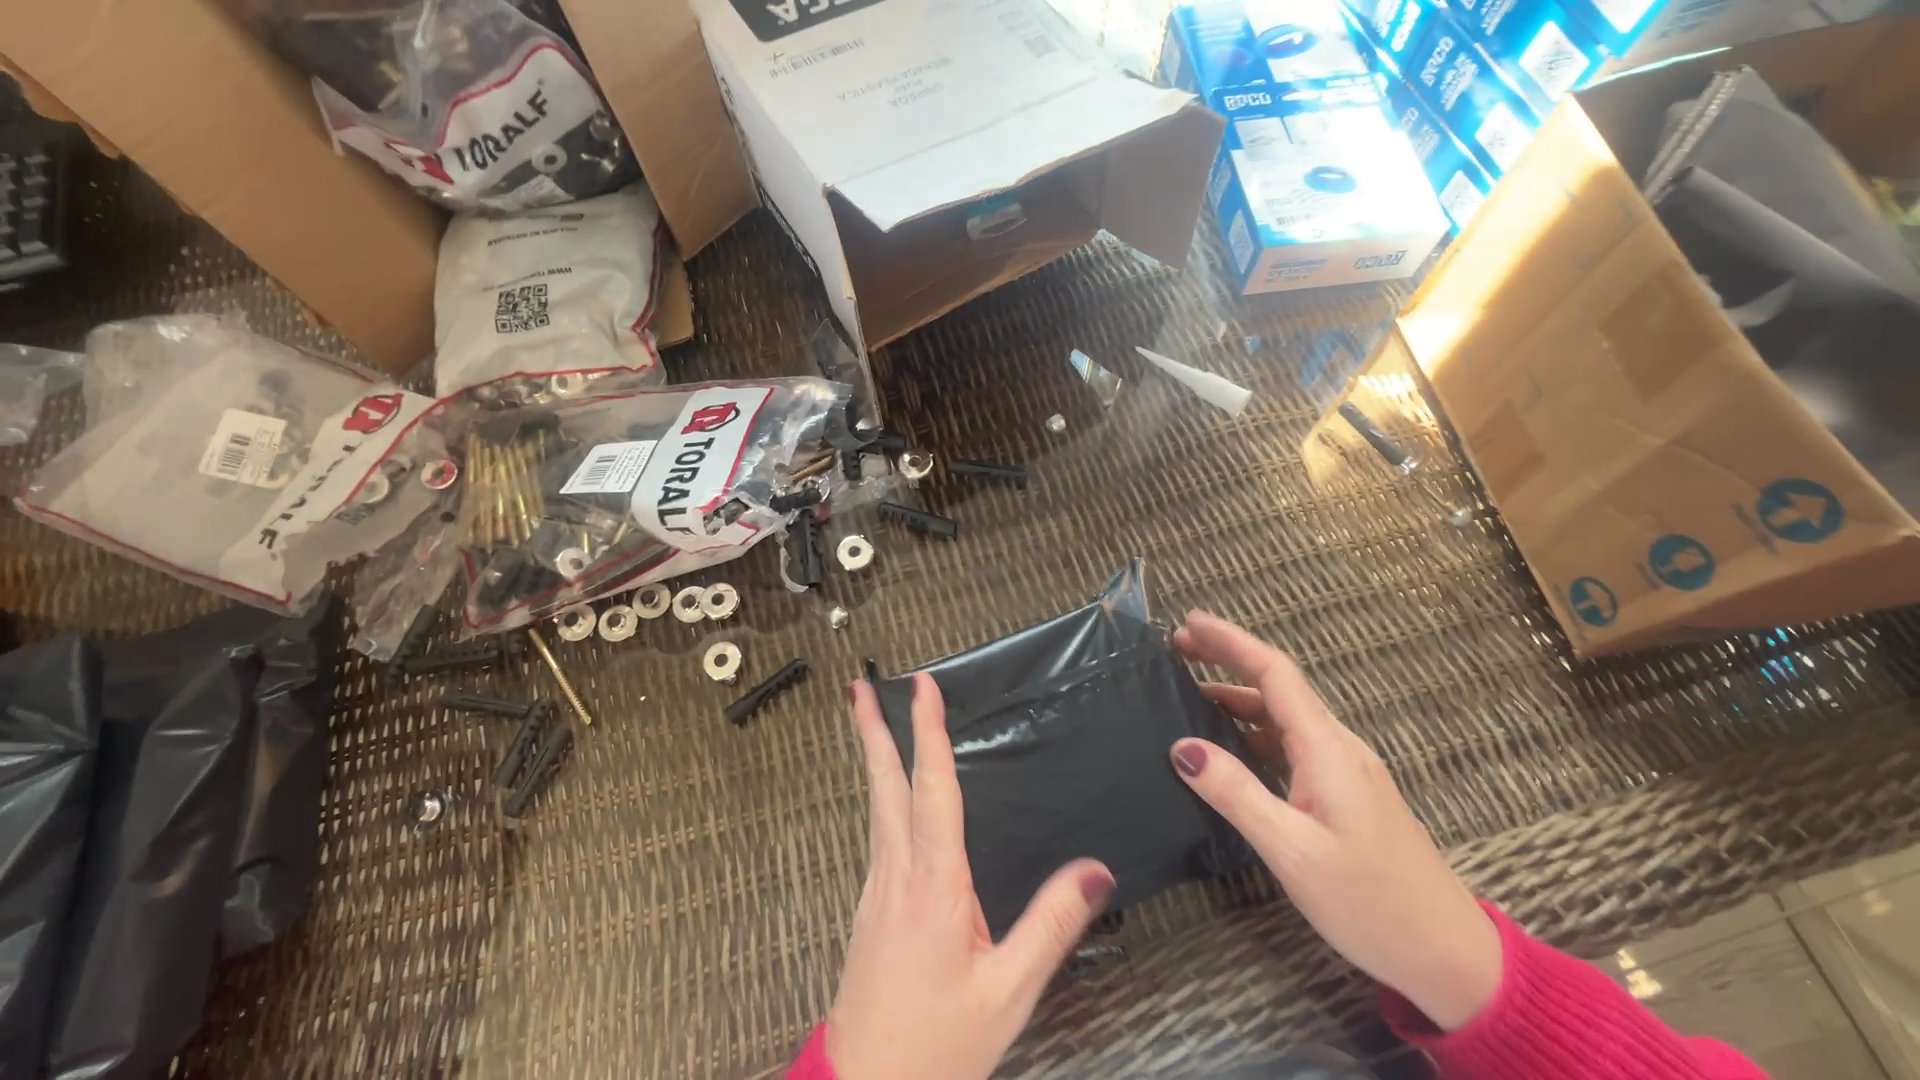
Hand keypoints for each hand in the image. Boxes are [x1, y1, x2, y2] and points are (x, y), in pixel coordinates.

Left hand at [826, 674, 1115, 1078]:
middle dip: (873, 730)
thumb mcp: (1008, 992)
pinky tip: (888, 798)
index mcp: (933, 884)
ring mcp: (876, 890)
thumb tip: (1096, 869)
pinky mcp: (870, 909)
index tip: (922, 686)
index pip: (933, 789)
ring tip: (868, 721)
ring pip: (875, 806)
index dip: (929, 732)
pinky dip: (880, 795)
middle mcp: (897, 875)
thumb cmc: (936, 1045)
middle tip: (859, 685)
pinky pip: (877, 833)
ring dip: (873, 757)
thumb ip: (1051, 926)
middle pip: (884, 786)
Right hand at [1168, 611, 1501, 1031]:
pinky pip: (1290, 745)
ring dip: (1237, 698)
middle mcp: (1337, 747)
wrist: (1445, 951)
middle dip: (1228, 660)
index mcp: (1326, 749)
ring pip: (1283, 717)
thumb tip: (1182, 747)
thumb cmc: (1369, 900)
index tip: (1188, 623)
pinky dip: (1252, 732)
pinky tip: (1227, 747)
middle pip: (1278, 686)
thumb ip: (1235, 793)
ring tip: (1189, 696)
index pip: (1275, 674)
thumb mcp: (1292, 850)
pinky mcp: (1344, 793)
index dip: (1231, 642)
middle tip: (1177, 650)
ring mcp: (1344, 770)